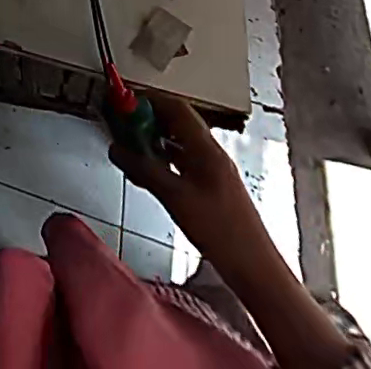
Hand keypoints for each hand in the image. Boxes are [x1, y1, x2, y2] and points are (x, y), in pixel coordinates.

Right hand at [108, 94, 264, 258]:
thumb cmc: (219, 230)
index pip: (176, 108)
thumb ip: (143, 170)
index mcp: (206, 149)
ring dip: (156, 138)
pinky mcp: (213, 186)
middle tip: (124, 124)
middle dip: (149, 119)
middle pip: (178, 122)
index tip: (125, 103)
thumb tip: (115, 149)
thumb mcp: (175, 197)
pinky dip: (165, 158)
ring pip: (180, 141)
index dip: (149, 100)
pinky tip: (150, 170)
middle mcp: (211, 153)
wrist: (256, 270)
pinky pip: (184, 160)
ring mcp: (214, 169)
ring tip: (131, 145)